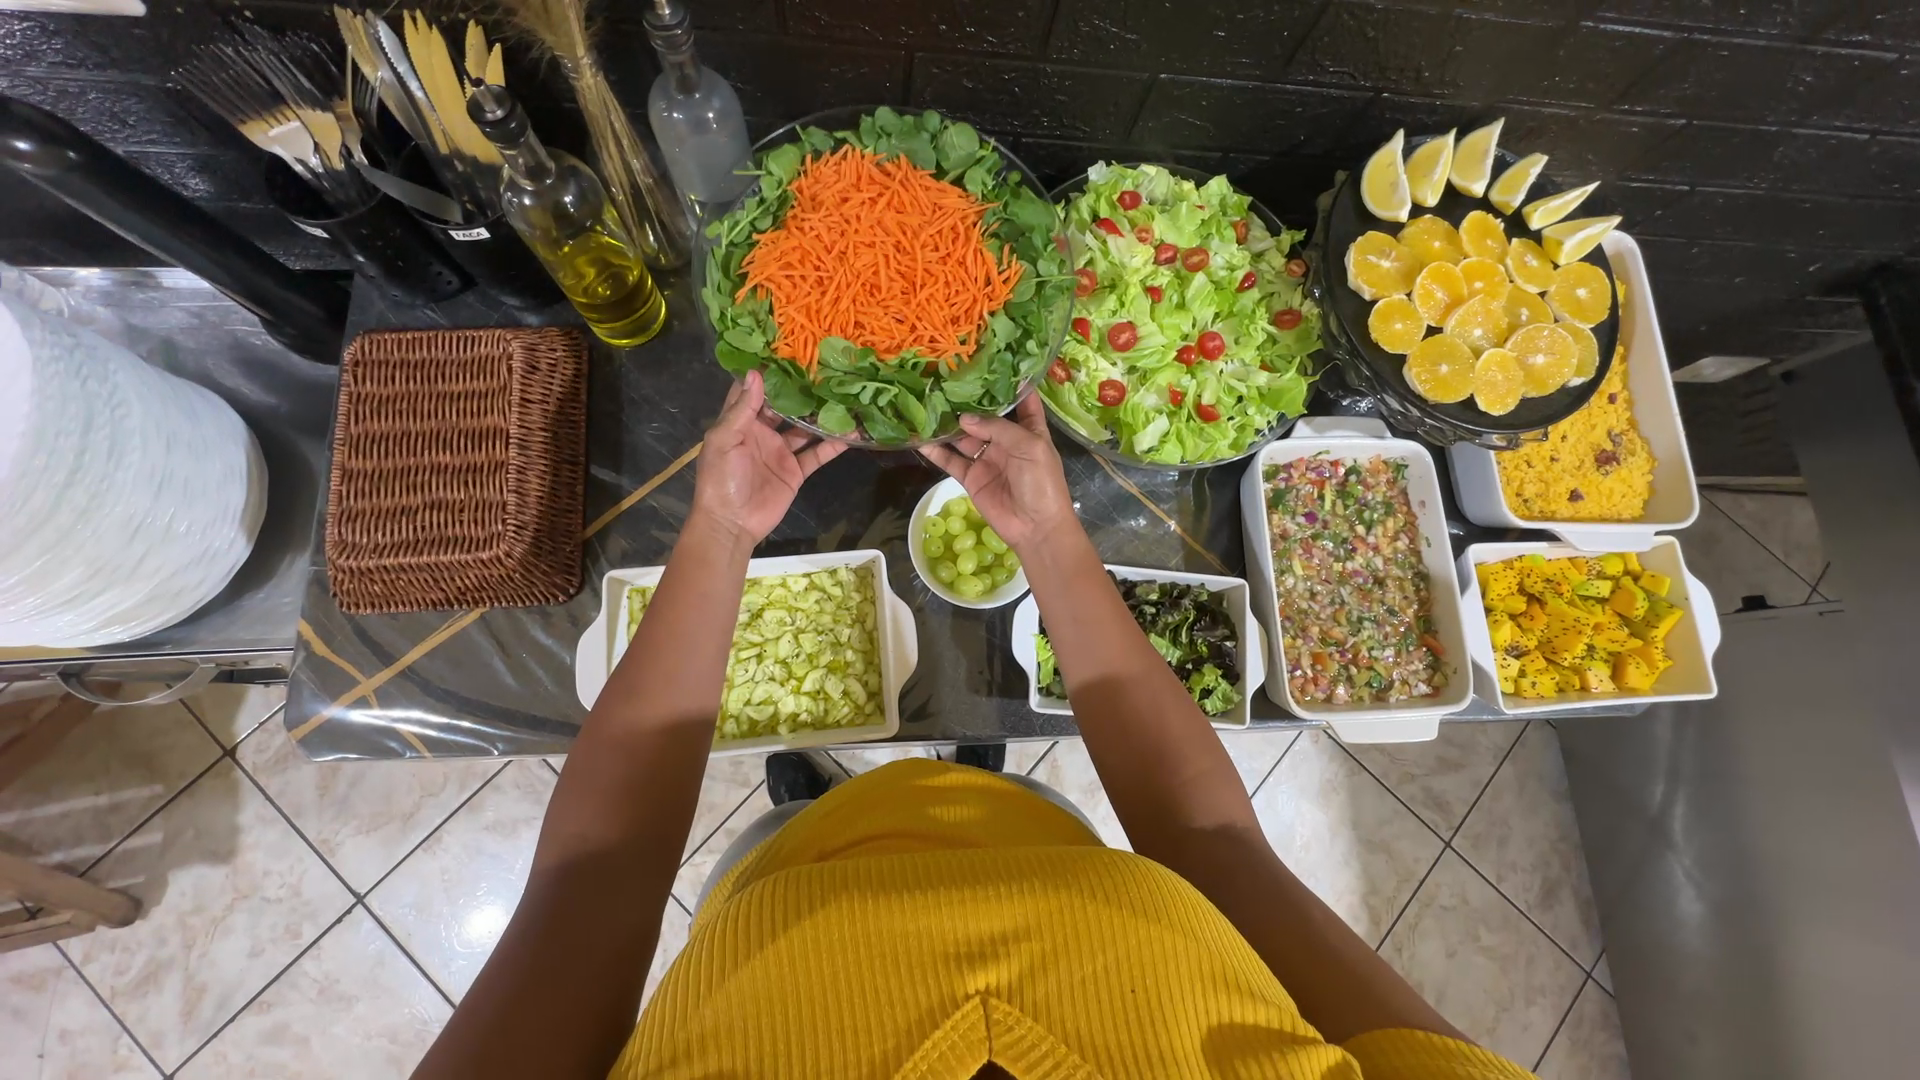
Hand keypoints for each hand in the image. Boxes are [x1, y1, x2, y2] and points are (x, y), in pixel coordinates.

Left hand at [691, 371, 847, 545]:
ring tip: (843, 398)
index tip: (784, 352)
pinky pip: (817, 455)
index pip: (752, 392)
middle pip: (784, 408)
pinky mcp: (795, 471)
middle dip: (801, 391)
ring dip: (821, 416)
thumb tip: (756, 374)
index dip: (765, 374)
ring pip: (805, 429)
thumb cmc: (721, 478)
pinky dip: (833, 445)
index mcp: (740, 423)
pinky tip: (851, 434)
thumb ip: (742, 410)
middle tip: (824, 371)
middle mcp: (762, 433)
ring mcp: (781, 452)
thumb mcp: (724, 440)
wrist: (732, 522)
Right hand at [918, 394, 1077, 553]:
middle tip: (944, 381)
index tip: (991, 361)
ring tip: (926, 404)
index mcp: (1029, 430)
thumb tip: (964, 419)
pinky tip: (920, 438)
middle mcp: (1007, 441)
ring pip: (963, 436)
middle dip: (968, 401)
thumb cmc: (1041, 483)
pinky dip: (936, 451)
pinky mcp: (972, 477)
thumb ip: (997, 428)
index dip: (1010, 382)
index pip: (1022, 400)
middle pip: (985, 416)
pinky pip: (951, 460)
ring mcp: (987, 459)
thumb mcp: (1028, 447)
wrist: (1035, 527)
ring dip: (948, 424)